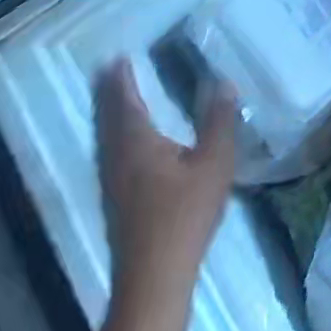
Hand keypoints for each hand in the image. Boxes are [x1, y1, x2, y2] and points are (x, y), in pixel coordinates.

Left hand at [94, 57, 237, 306]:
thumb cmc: (186, 213)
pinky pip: (110, 152)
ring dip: (110, 113)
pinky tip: (126, 140)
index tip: (118, 58)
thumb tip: (225, 83)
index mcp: (138, 144)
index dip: (123, 81)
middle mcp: (117, 158)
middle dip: (110, 93)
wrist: (156, 273)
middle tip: (110, 70)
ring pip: (106, 138)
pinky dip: (114, 133)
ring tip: (117, 96)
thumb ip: (219, 121)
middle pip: (109, 119)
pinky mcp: (116, 200)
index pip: (126, 103)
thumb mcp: (214, 162)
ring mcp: (113, 182)